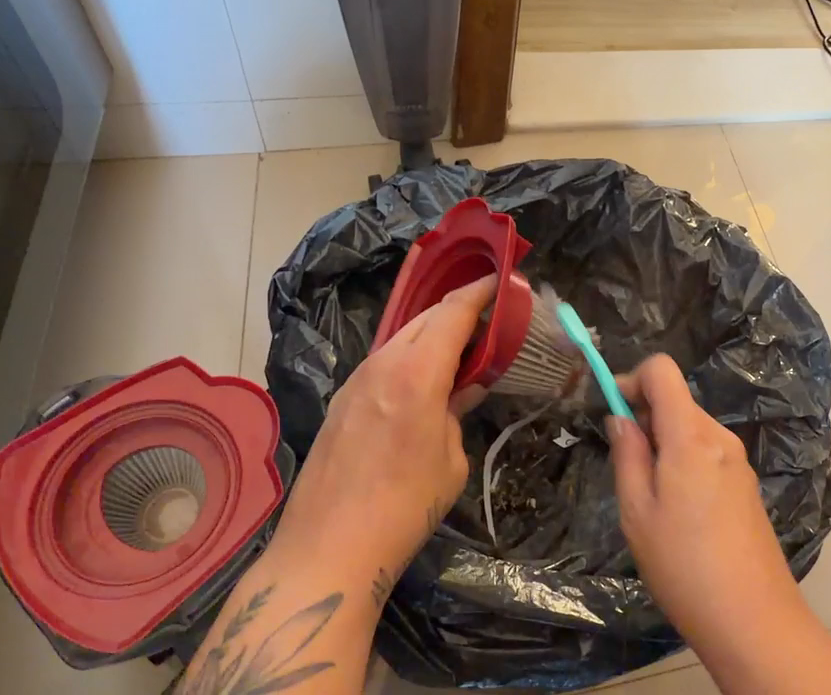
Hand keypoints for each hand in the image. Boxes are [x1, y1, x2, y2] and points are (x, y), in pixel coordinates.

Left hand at [265, 273, 495, 598]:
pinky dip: (409, 356)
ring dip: (432, 333)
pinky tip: (423, 379)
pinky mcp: (340, 401)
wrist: (327, 550)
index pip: (453, 312)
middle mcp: (381, 364)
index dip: (480, 292)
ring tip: (461, 348)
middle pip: (425, 317)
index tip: (502, 280)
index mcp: (415, 373)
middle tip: (489, 316)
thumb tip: (464, 388)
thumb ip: (458, 411)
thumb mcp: (450, 461)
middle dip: (458, 309)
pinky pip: (383, 362)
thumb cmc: (403, 508)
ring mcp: (355, 381)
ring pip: (401, 337)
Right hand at [606, 354, 805, 648]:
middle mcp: (719, 437)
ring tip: (650, 498)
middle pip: (676, 401)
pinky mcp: (747, 484)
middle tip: (626, 467)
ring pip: (691, 428)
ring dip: (664, 444)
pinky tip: (679, 512)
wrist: (754, 620)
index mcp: (691, 436)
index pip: (663, 370)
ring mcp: (738, 460)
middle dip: (646, 419)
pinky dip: (685, 462)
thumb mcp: (637, 512)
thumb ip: (627, 455)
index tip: (613, 413)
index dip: (632, 380)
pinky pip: (708, 453)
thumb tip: (621, 417)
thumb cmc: (684, 566)